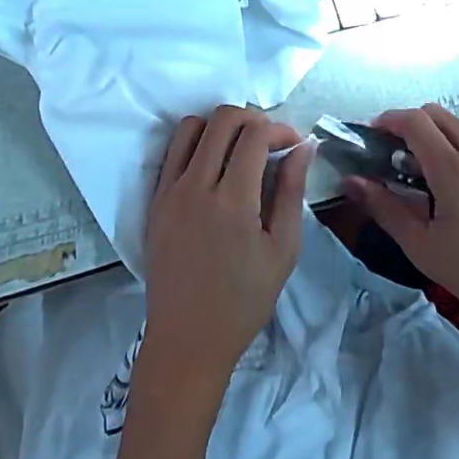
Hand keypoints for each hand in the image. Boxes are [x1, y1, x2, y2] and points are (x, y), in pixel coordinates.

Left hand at [142, 106, 310, 374]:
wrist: (187, 340)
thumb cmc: (244, 300)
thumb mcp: (283, 249)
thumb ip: (292, 191)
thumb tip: (304, 146)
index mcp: (233, 201)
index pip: (255, 134)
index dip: (280, 129)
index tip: (294, 145)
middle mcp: (196, 187)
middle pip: (223, 119)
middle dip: (254, 118)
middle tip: (271, 142)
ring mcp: (168, 192)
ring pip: (192, 126)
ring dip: (222, 126)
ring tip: (241, 149)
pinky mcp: (153, 201)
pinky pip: (172, 151)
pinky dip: (196, 143)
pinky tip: (214, 164)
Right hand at [343, 104, 458, 349]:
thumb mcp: (424, 248)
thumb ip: (385, 208)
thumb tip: (352, 181)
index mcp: (455, 170)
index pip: (415, 121)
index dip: (390, 119)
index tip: (377, 134)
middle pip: (440, 117)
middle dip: (416, 128)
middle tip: (406, 162)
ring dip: (449, 149)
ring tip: (450, 192)